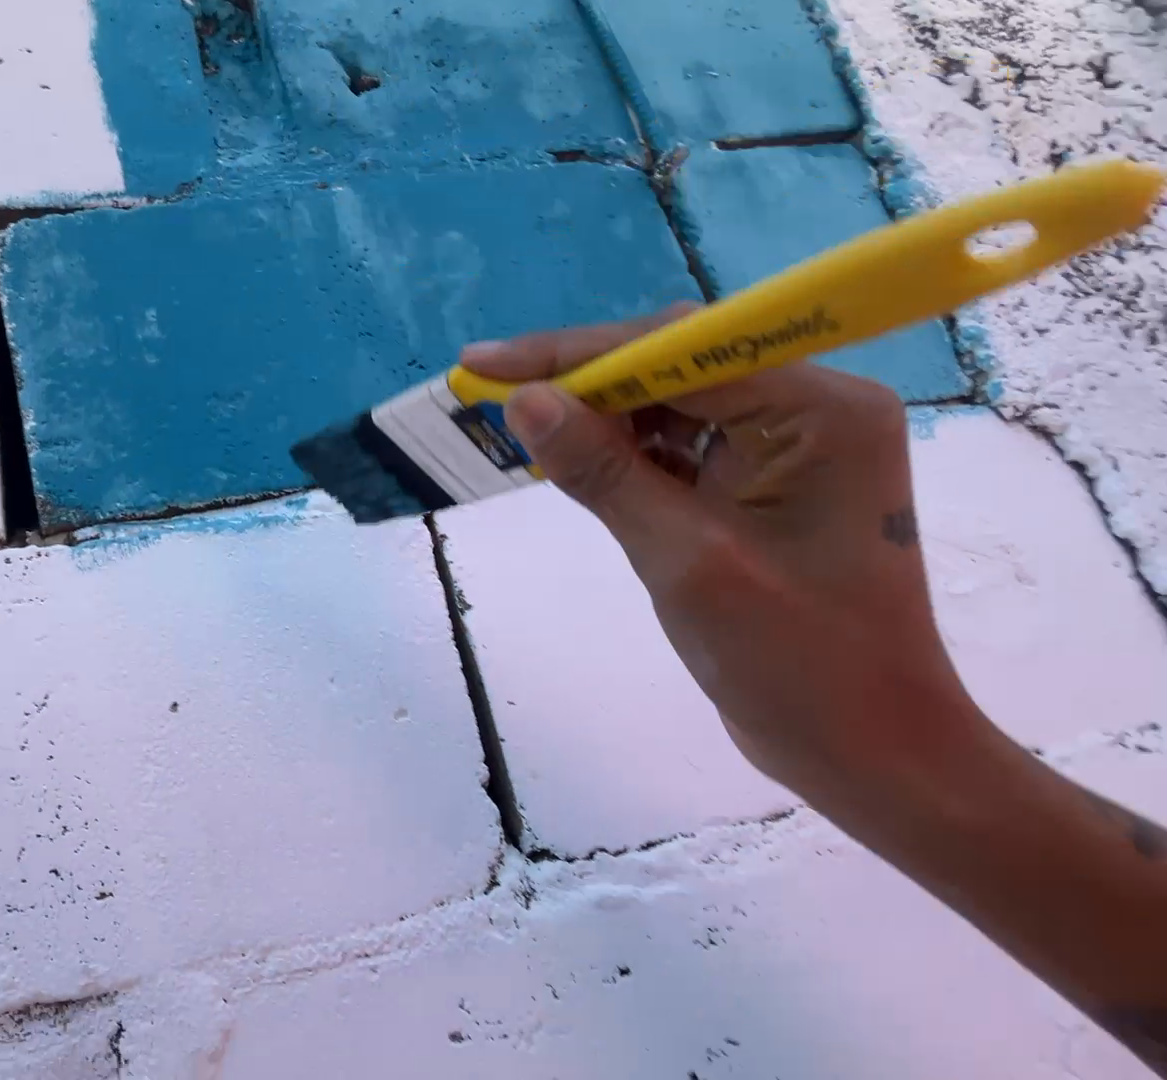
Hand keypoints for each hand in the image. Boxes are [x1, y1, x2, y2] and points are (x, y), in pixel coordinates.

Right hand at [460, 306, 986, 813]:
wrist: (861, 744)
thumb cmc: (792, 659)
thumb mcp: (683, 559)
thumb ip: (602, 472)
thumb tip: (523, 400)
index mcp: (818, 412)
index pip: (678, 351)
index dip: (573, 354)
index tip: (485, 365)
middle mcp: (809, 408)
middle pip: (672, 363)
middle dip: (579, 377)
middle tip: (489, 391)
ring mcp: (785, 443)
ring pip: (667, 399)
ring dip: (592, 411)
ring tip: (516, 420)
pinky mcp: (759, 479)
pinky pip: (675, 442)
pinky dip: (617, 448)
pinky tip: (568, 455)